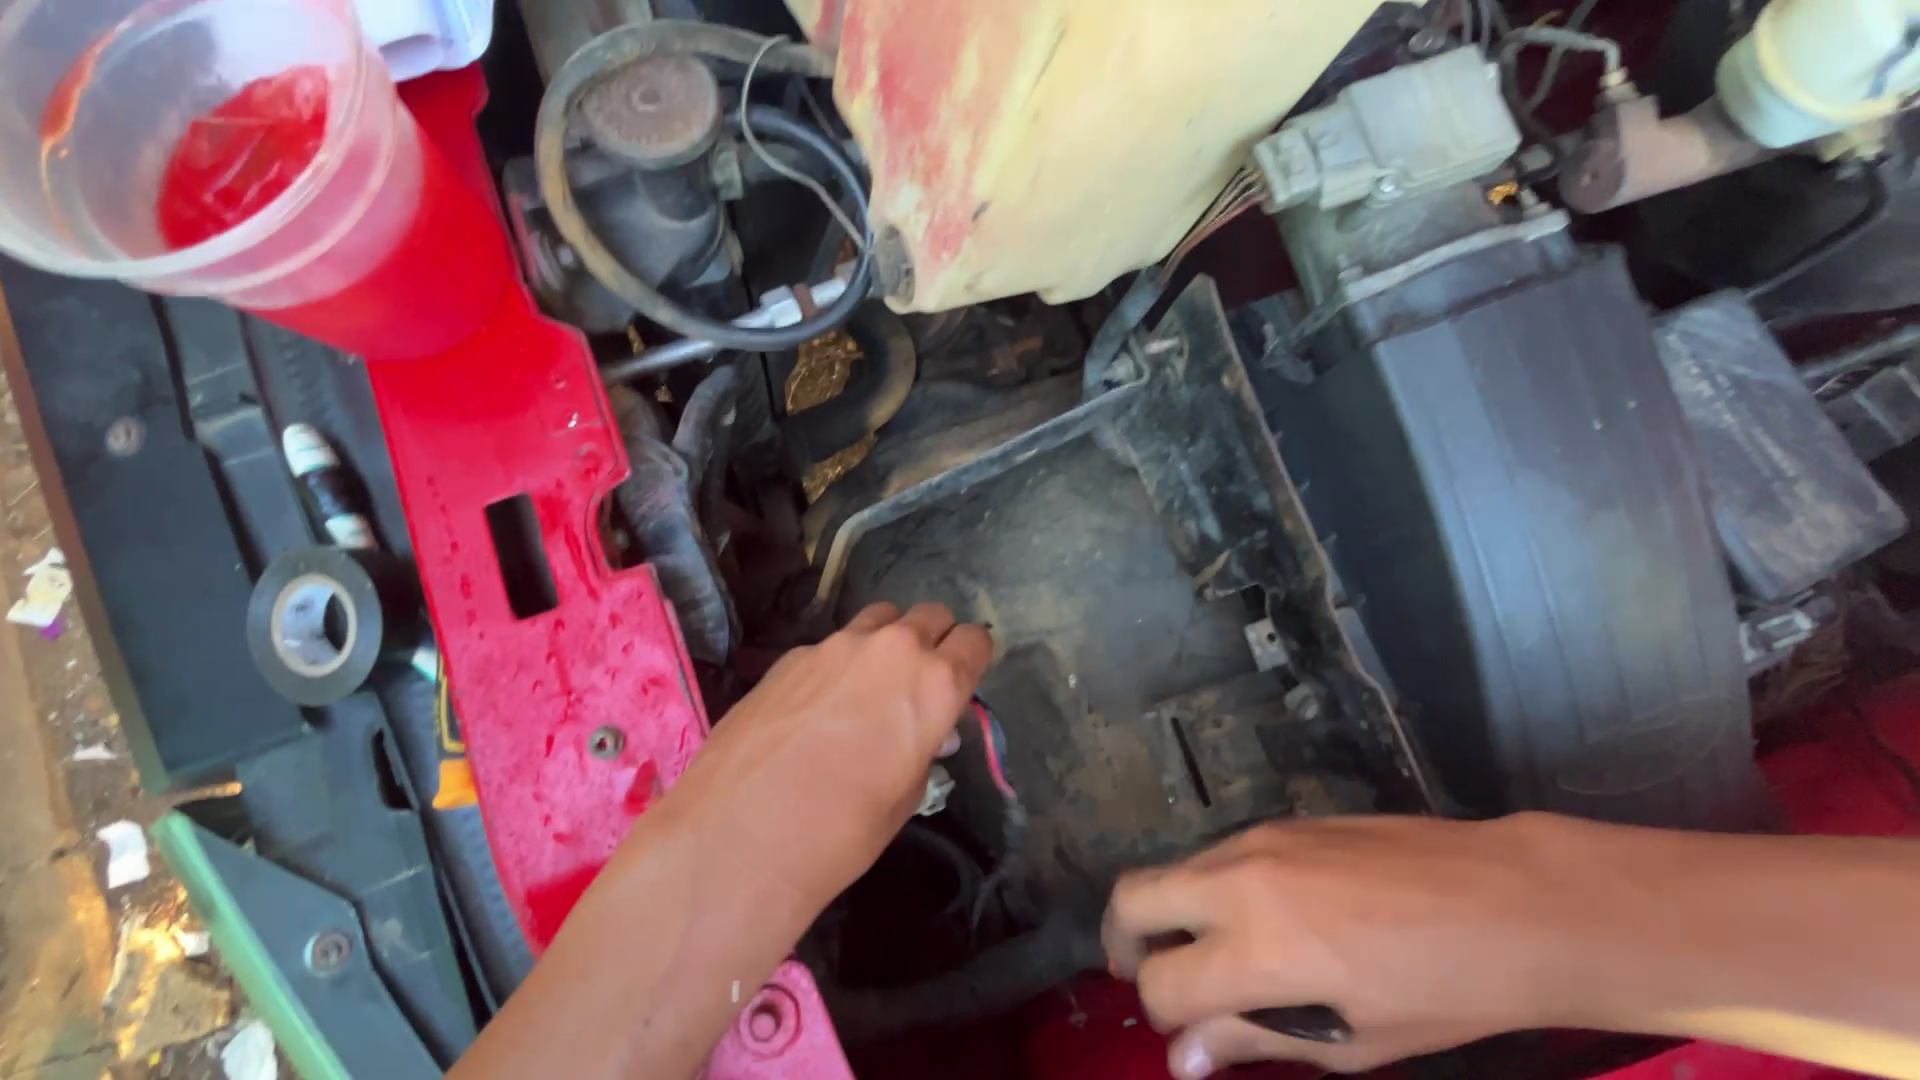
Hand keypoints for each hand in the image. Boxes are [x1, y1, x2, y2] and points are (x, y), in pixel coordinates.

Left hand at [662, 601, 993, 906]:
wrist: (738, 835)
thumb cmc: (841, 832)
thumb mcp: (905, 797)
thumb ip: (923, 749)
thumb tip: (924, 735)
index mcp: (934, 683)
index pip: (975, 640)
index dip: (972, 660)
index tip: (962, 682)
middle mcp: (891, 649)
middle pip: (930, 616)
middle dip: (935, 642)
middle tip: (920, 683)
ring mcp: (835, 645)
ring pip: (880, 619)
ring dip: (887, 642)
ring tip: (870, 687)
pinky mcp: (790, 655)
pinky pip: (832, 646)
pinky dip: (839, 665)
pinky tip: (816, 708)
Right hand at [1103, 815, 1622, 1076]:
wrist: (1507, 900)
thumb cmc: (1441, 994)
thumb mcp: (1350, 1039)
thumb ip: (1253, 1038)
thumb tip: (1183, 1059)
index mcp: (1259, 952)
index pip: (1163, 983)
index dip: (1163, 1016)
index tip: (1185, 1032)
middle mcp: (1238, 883)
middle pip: (1132, 898)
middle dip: (1123, 941)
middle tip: (1143, 973)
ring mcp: (1254, 841)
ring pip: (1169, 871)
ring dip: (1168, 912)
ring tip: (1207, 950)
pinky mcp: (1276, 820)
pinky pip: (1214, 855)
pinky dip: (1208, 889)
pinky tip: (1257, 916)